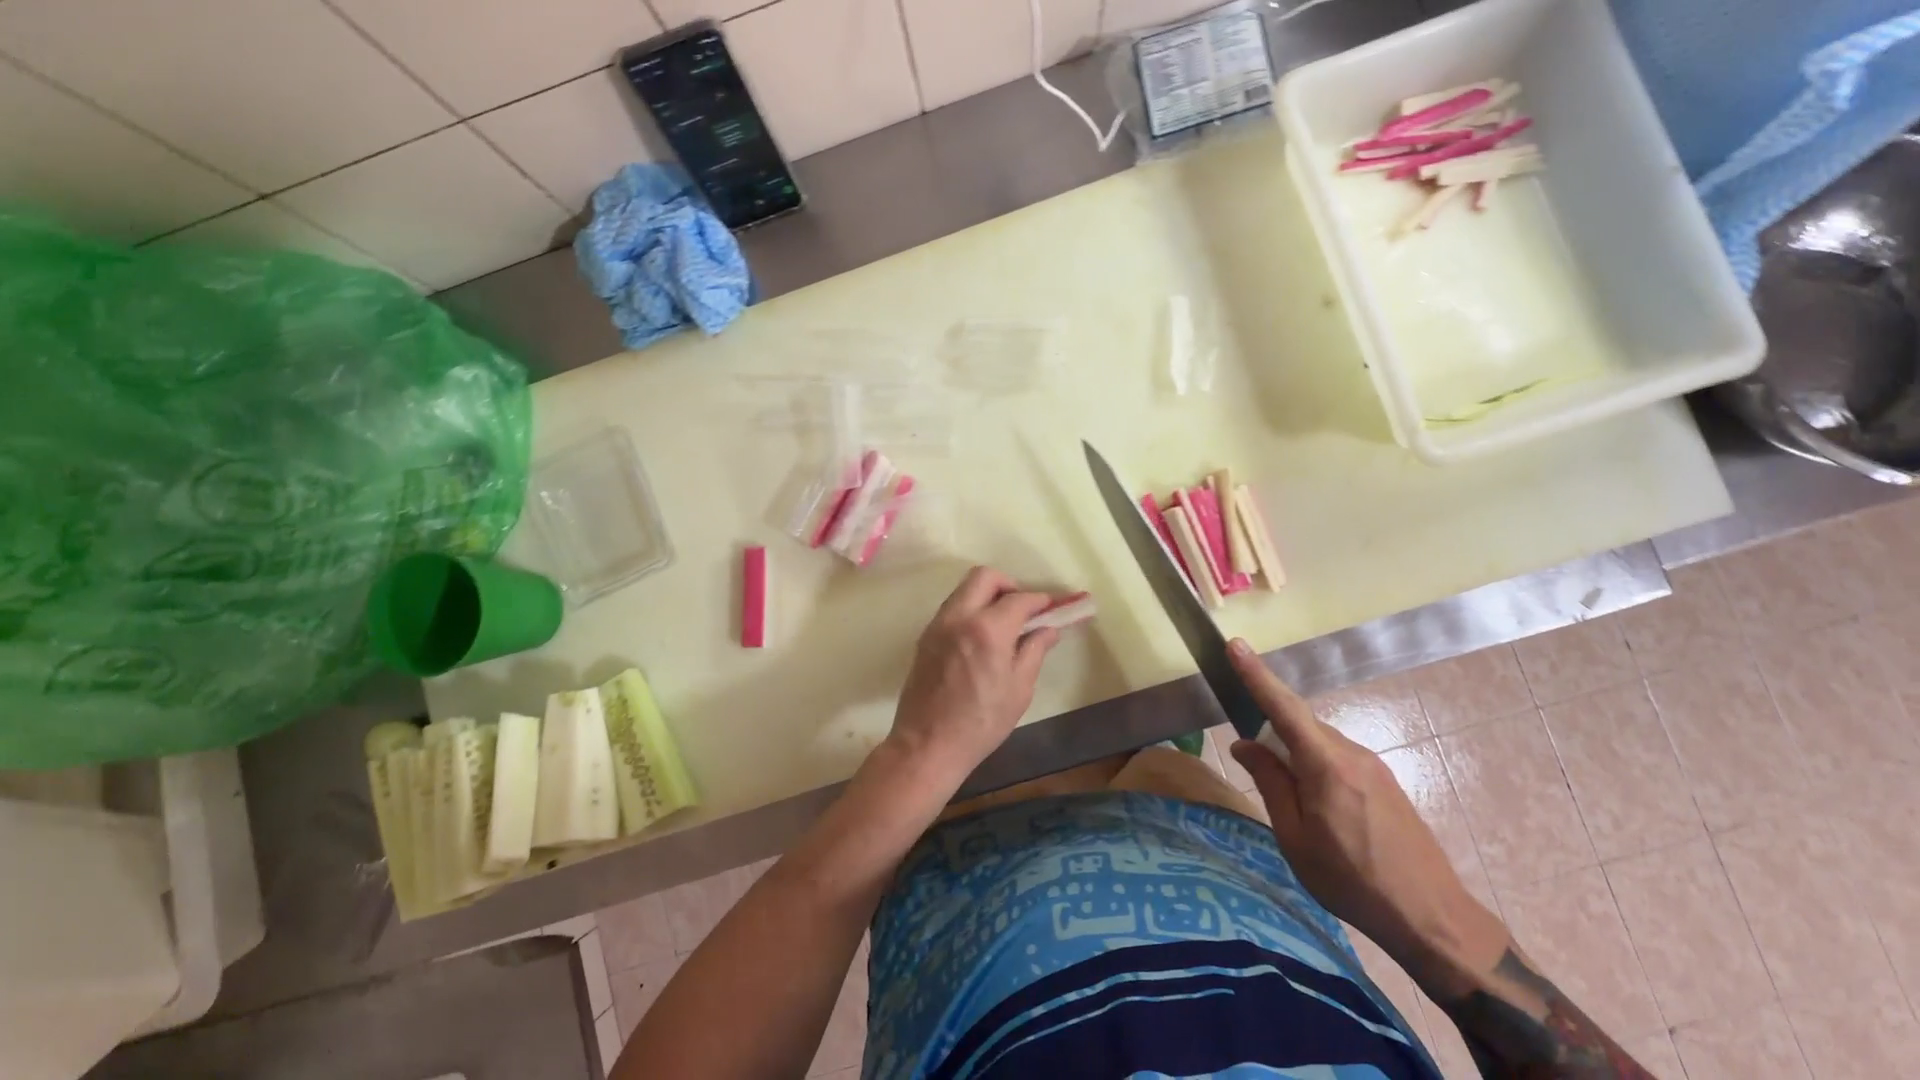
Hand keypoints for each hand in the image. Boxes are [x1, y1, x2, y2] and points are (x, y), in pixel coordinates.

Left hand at [887, 567, 1062, 781]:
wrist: (927, 746)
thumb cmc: (980, 723)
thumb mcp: (1018, 690)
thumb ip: (1034, 651)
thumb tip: (1048, 628)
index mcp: (987, 629)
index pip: (1020, 599)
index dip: (1042, 601)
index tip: (1055, 609)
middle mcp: (958, 617)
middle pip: (985, 577)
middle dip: (1010, 586)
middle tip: (1025, 611)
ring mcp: (937, 625)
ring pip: (964, 590)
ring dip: (987, 596)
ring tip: (1005, 625)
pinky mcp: (925, 638)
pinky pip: (952, 609)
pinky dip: (970, 611)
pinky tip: (982, 638)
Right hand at [1225, 639, 1508, 997]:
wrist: (1430, 915)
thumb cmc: (1351, 881)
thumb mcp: (1295, 838)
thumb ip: (1270, 784)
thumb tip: (1245, 744)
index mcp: (1326, 766)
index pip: (1283, 707)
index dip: (1256, 676)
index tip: (1235, 645)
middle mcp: (1353, 754)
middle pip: (1300, 725)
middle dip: (1269, 728)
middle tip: (1246, 756)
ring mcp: (1373, 766)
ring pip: (1319, 743)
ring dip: (1293, 754)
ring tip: (1283, 797)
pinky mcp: (1384, 782)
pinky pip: (1337, 758)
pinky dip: (1313, 766)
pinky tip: (1312, 803)